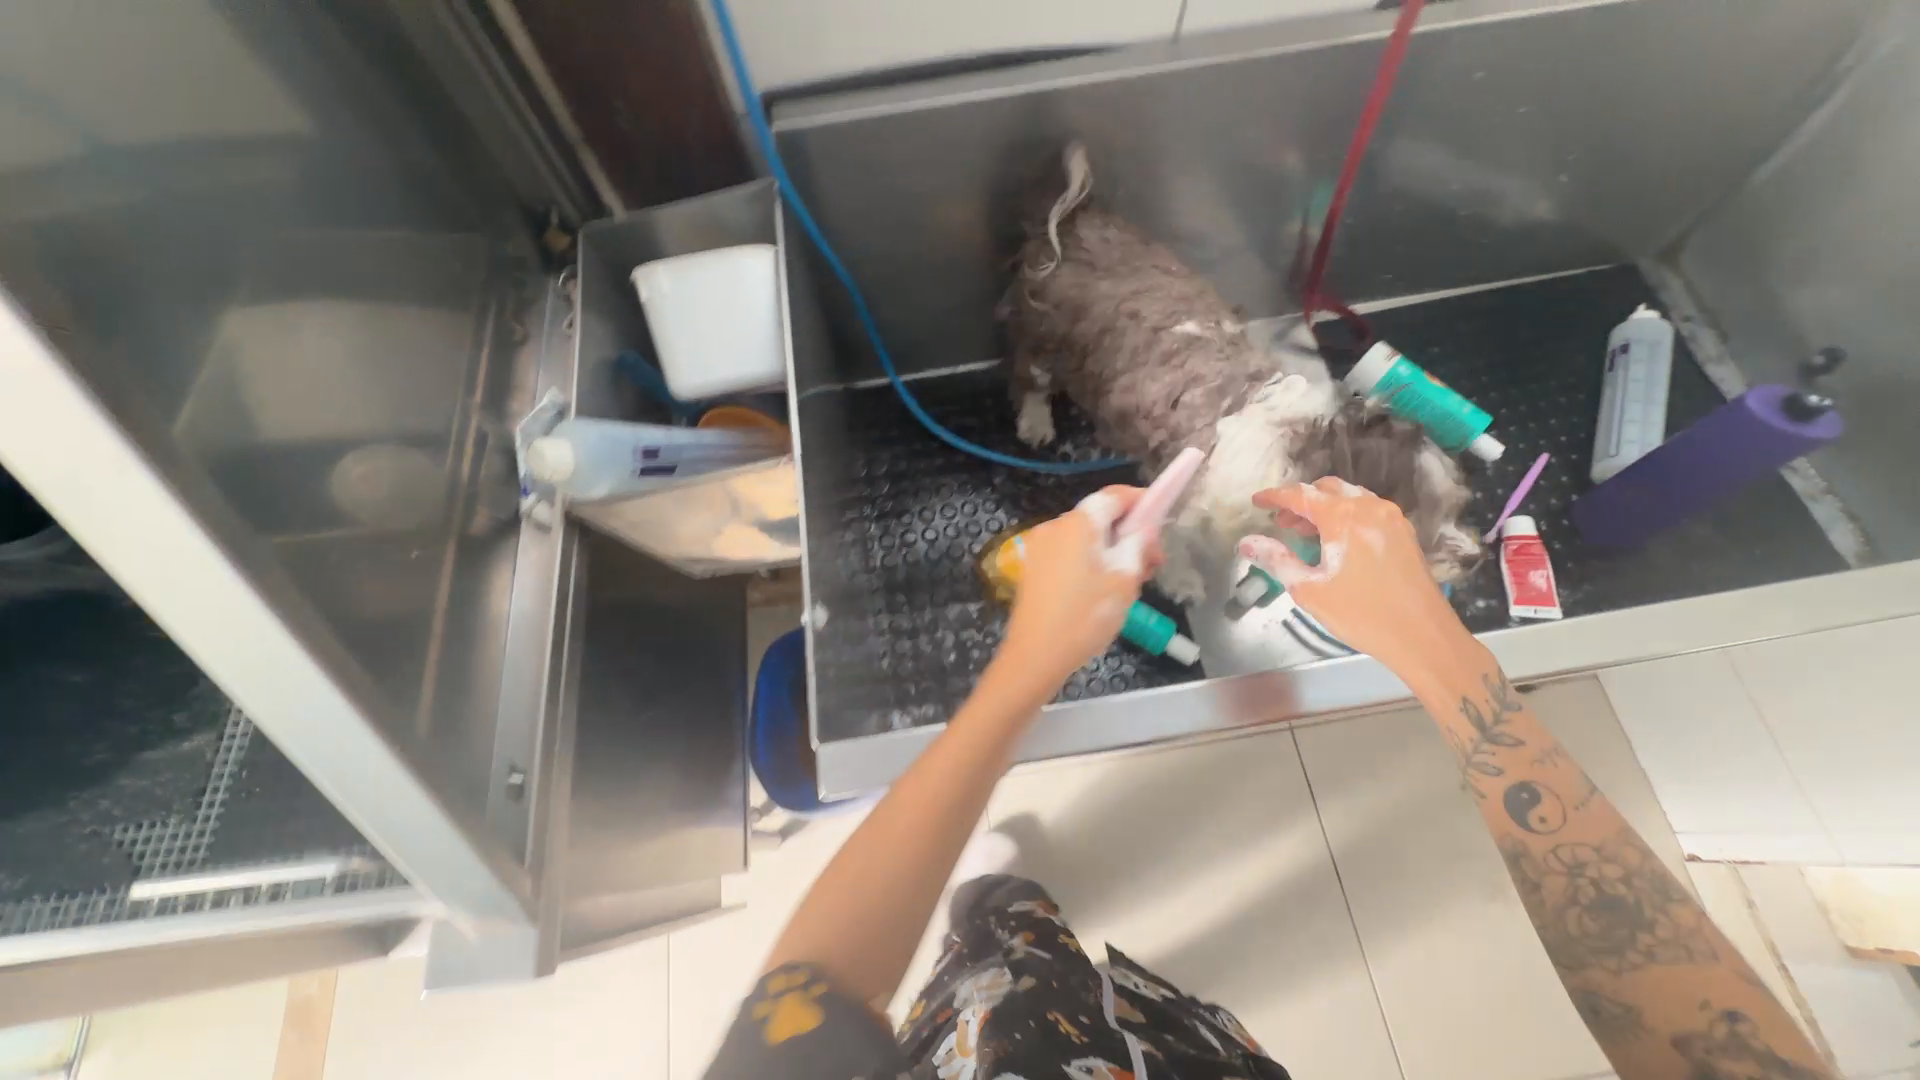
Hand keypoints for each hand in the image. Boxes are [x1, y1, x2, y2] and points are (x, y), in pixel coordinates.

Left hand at [997, 486, 1161, 696]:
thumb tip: (1144, 527)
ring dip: (1112, 550)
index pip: (1114, 496)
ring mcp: (1039, 547)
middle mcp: (1053, 526)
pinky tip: (1104, 587)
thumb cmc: (1085, 617)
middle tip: (1152, 564)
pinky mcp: (1033, 567)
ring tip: (1132, 582)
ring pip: (1085, 537)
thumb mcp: (1124, 581)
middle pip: (1099, 517)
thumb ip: (1138, 545)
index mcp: (1077, 524)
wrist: (1036, 656)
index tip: (1162, 519)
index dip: (1141, 501)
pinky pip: (1069, 552)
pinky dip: (1091, 560)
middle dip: (1129, 534)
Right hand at [1239, 479, 1476, 684]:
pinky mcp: (1404, 533)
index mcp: (1344, 517)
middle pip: (1327, 489)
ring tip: (1306, 533)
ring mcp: (1391, 518)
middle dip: (1300, 501)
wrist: (1423, 636)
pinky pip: (1368, 510)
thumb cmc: (1361, 614)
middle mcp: (1370, 508)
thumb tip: (1246, 542)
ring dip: (1324, 507)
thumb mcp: (1309, 590)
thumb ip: (1276, 560)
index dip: (1274, 496)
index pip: (1301, 495)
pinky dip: (1345, 515)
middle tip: (1280, 523)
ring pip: (1350, 497)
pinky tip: (1336, 542)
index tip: (1256, 501)